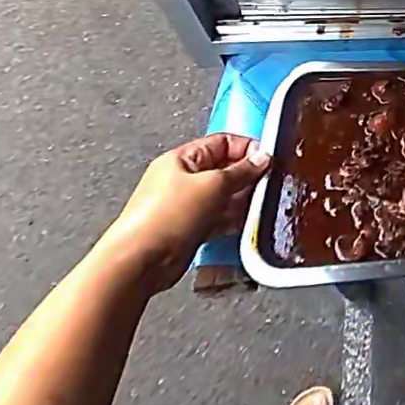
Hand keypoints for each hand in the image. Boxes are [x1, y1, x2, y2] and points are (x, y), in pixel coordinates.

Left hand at [98, 133, 270, 293]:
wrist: (139, 263)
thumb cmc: (163, 218)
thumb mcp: (212, 185)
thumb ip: (241, 171)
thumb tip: (261, 159)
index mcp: (182, 159)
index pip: (222, 142)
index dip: (246, 148)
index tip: (266, 159)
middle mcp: (182, 179)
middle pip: (224, 169)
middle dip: (246, 176)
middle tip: (264, 183)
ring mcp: (185, 205)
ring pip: (223, 195)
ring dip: (240, 200)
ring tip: (256, 204)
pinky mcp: (189, 229)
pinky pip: (217, 218)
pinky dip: (231, 219)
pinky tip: (244, 222)